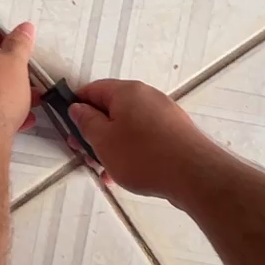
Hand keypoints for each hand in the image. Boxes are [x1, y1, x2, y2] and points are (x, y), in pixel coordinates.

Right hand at [66, 79, 228, 197]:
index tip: (69, 128)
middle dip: (94, 132)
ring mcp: (164, 115)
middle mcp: (147, 97)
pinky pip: (145, 138)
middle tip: (85, 154)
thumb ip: (86, 122)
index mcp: (127, 91)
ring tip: (106, 171)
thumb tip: (78, 108)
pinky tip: (126, 174)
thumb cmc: (143, 155)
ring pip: (128, 127)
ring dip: (112, 147)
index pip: (93, 90)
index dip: (76, 107)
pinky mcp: (175, 133)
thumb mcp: (103, 140)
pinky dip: (132, 152)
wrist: (194, 175)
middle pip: (111, 109)